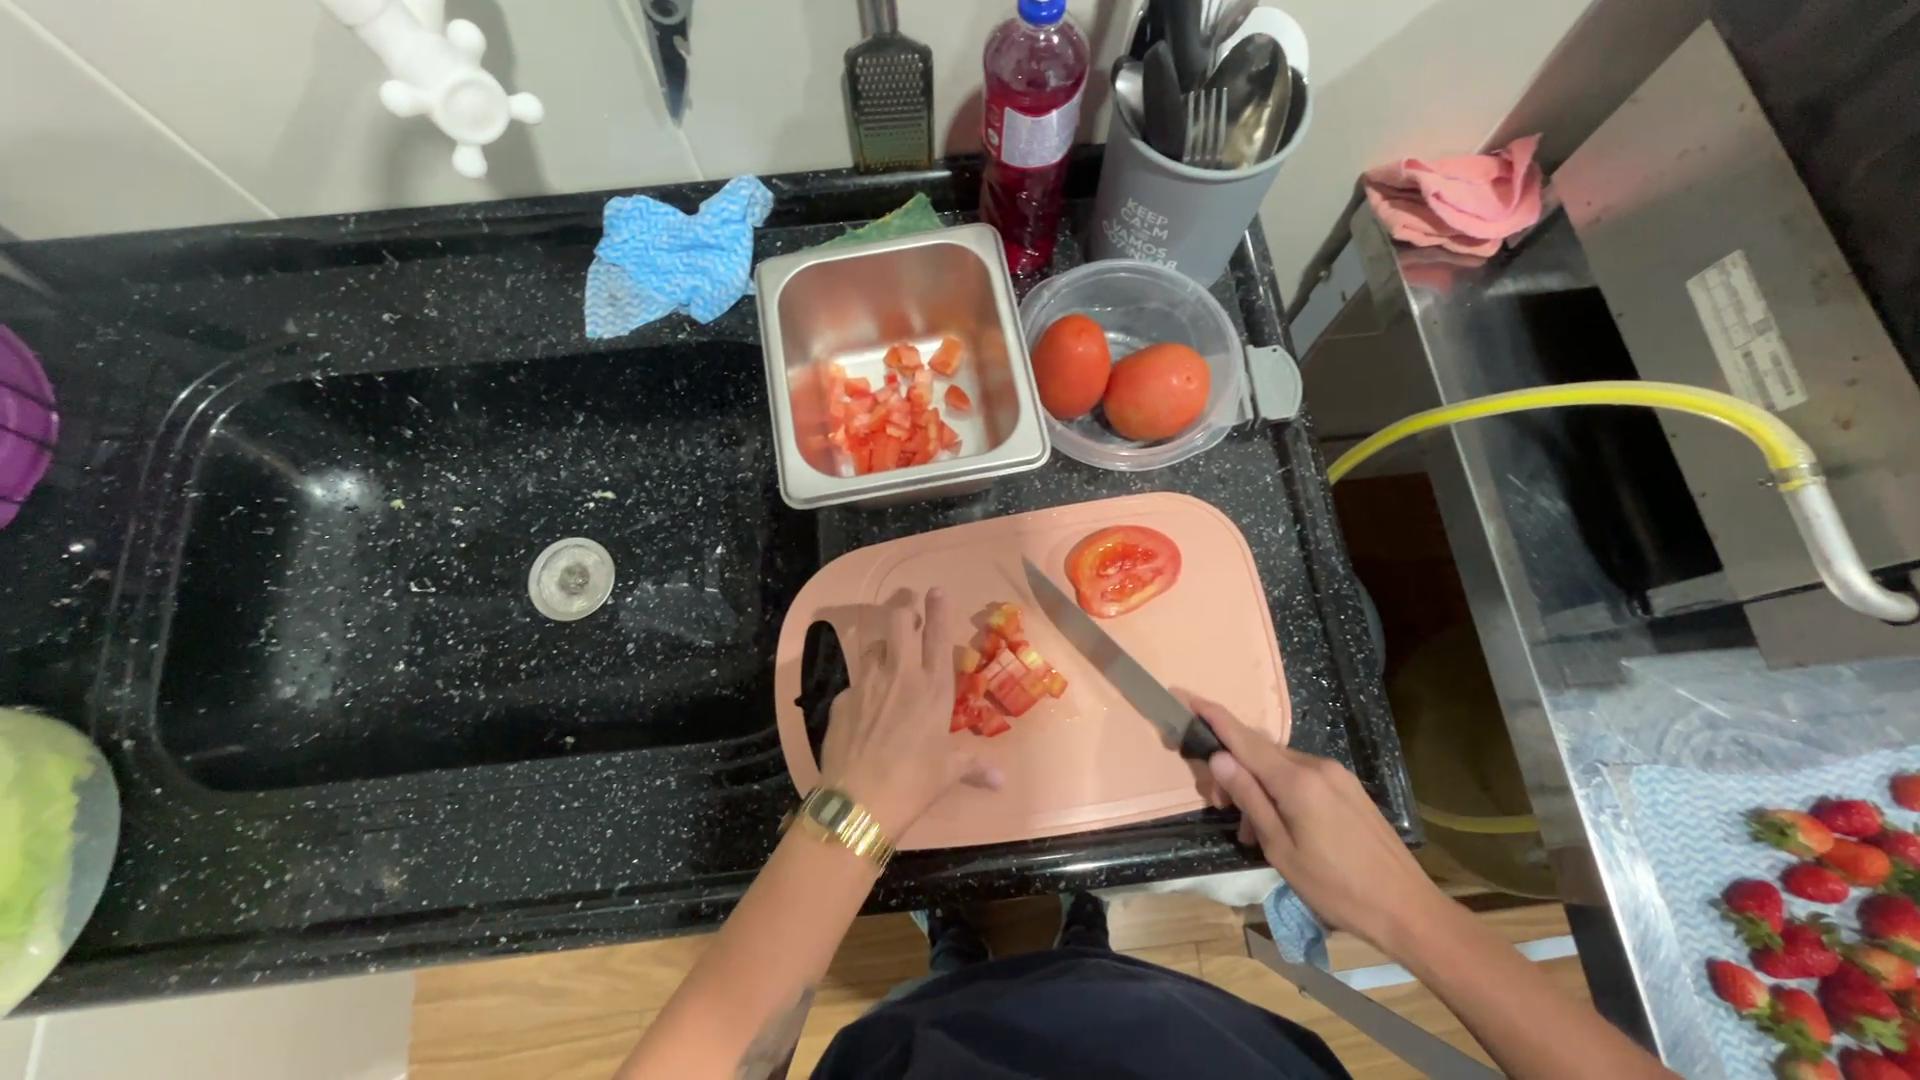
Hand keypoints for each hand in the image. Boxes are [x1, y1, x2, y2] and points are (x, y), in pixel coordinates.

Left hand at [818, 589, 1001, 837]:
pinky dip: (863, 686)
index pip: (938, 635)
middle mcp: (901, 675)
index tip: (936, 589)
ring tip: (887, 651)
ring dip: (882, 642)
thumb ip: (973, 766)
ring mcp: (867, 684)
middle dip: (904, 607)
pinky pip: (854, 682)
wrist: (860, 799)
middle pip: (899, 622)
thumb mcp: (949, 772)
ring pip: (873, 645)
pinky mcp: (842, 699)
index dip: (939, 608)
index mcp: (934, 687)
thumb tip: (1000, 780)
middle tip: (907, 604)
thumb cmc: (915, 782)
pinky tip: (864, 703)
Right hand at [1196, 698, 1450, 954]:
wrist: (1407, 909)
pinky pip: (1302, 778)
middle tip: (1217, 806)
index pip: (1243, 739)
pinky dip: (1280, 793)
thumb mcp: (1281, 849)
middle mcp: (1317, 766)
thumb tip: (1219, 757)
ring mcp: (1337, 776)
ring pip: (1281, 768)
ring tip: (1249, 830)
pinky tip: (1278, 825)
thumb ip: (1249, 799)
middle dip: (1232, 768)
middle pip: (1260, 753)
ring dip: (1257, 787)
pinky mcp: (1349, 789)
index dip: (1212, 717)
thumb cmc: (1336, 887)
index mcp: (1297, 781)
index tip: (1185, 696)